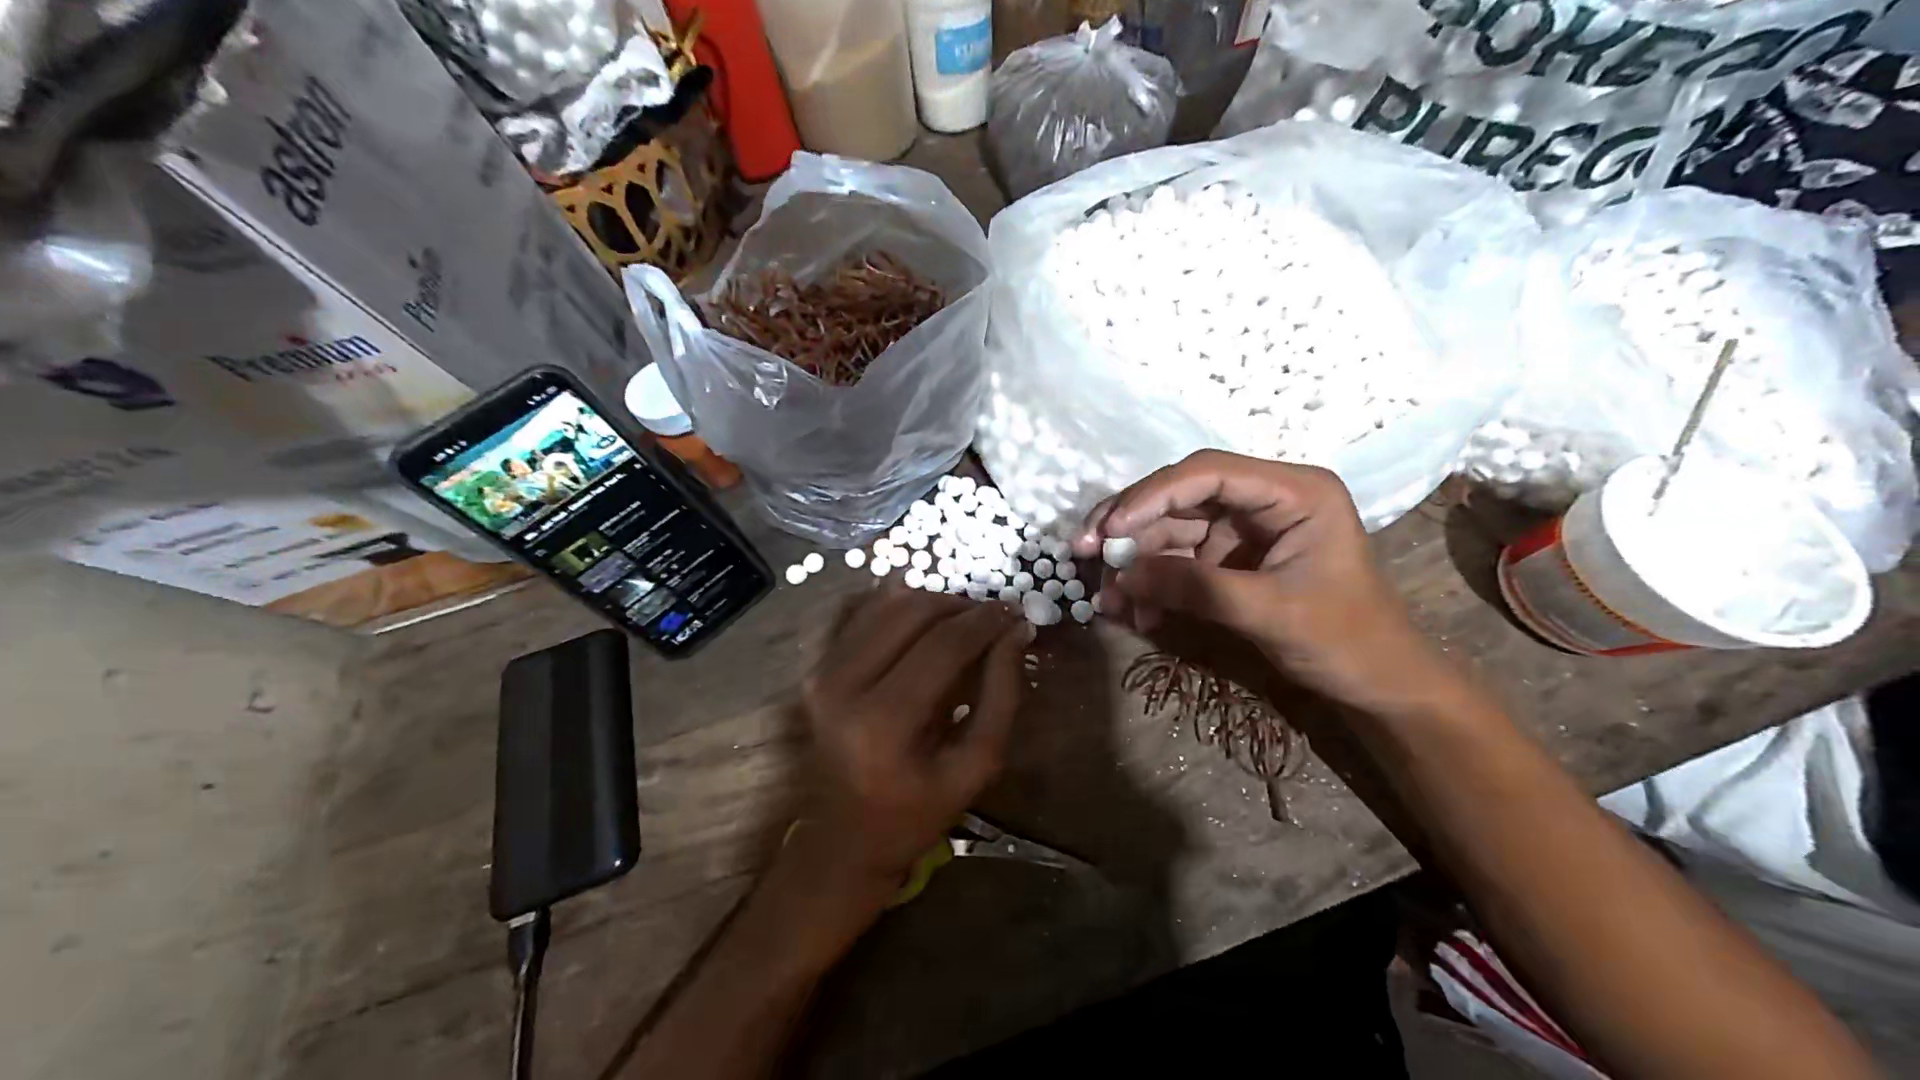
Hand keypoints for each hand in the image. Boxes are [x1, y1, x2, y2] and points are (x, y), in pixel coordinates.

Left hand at [799, 586, 1031, 887]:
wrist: (844, 836)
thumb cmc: (917, 810)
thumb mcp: (977, 766)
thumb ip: (1003, 694)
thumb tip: (1017, 632)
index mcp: (884, 723)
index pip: (944, 645)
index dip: (985, 621)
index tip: (1015, 612)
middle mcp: (843, 686)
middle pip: (912, 613)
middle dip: (961, 605)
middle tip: (992, 616)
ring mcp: (822, 673)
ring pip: (886, 604)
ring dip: (932, 600)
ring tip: (963, 619)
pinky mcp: (815, 667)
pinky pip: (861, 613)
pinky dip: (897, 604)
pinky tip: (925, 617)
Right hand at [1071, 450, 1455, 714]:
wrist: (1379, 684)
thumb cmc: (1345, 640)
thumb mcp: (1269, 611)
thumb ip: (1197, 588)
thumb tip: (1123, 575)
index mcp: (1293, 493)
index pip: (1208, 472)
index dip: (1152, 495)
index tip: (1110, 529)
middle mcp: (1264, 500)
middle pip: (1180, 497)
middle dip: (1131, 527)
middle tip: (1084, 551)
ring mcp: (1244, 530)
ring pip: (1171, 531)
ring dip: (1135, 563)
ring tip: (1106, 598)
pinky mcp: (1230, 559)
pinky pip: (1179, 561)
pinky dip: (1153, 584)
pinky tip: (1132, 611)